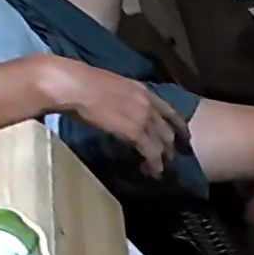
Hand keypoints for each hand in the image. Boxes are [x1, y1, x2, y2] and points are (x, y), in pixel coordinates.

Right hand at [32, 55, 191, 176]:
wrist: (69, 84)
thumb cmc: (78, 82)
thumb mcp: (111, 87)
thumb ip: (124, 99)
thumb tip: (123, 111)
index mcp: (142, 90)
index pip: (170, 111)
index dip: (179, 126)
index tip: (185, 137)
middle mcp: (148, 104)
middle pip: (169, 131)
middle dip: (170, 147)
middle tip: (169, 159)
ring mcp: (144, 119)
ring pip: (164, 145)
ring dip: (163, 159)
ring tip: (159, 169)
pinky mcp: (136, 133)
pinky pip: (153, 154)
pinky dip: (155, 165)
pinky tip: (152, 172)